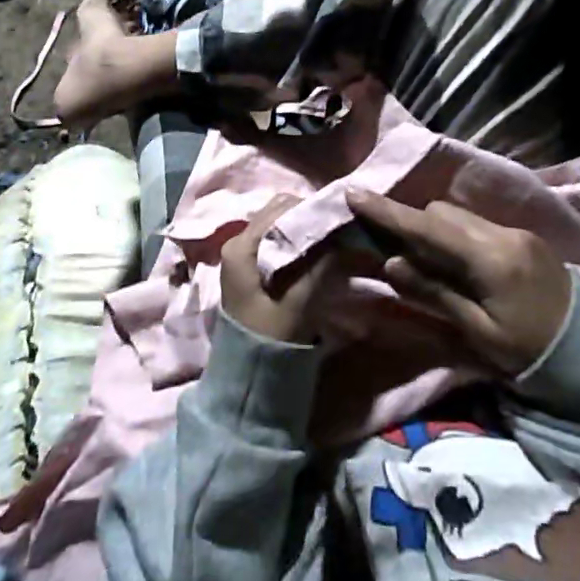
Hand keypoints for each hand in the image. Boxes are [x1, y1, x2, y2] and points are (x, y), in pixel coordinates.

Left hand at [220, 196, 336, 344]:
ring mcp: (241, 253)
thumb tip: (342, 234)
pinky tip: (315, 252)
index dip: (311, 209)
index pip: (280, 208)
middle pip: (277, 212)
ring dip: (303, 227)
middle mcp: (237, 242)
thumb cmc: (269, 337)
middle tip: (337, 229)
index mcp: (241, 247)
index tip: (338, 219)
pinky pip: (274, 239)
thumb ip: (319, 265)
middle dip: (308, 216)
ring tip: (330, 239)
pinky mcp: (249, 265)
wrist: (247, 372)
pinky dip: (295, 239)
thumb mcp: (298, 301)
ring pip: (277, 224)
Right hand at [345, 189, 572, 375]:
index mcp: (492, 259)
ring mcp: (518, 232)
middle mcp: (504, 234)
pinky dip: (458, 236)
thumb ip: (435, 293)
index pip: (429, 228)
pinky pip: (479, 225)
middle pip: (443, 213)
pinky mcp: (527, 238)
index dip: (389, 212)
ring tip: (426, 261)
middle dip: (414, 224)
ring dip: (436, 229)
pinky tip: (458, 263)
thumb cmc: (530, 352)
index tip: (355, 194)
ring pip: (460, 215)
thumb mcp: (479, 332)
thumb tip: (392, 262)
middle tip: (395, 251)